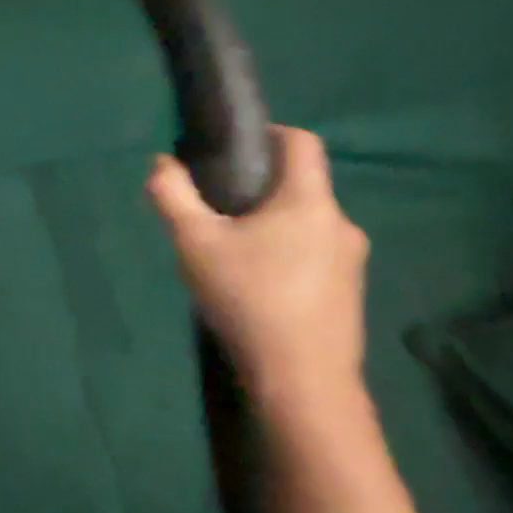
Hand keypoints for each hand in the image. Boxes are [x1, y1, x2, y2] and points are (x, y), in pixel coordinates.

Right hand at [147, 127, 370, 407]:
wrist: (304, 379)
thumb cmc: (249, 297)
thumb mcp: (194, 241)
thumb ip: (172, 194)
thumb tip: (161, 163)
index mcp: (309, 202)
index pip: (302, 142)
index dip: (268, 133)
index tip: (231, 147)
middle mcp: (340, 223)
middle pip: (300, 185)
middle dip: (259, 187)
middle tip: (215, 205)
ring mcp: (351, 261)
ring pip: (305, 222)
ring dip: (270, 223)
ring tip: (228, 248)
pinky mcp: (349, 292)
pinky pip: (313, 253)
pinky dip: (284, 253)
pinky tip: (253, 282)